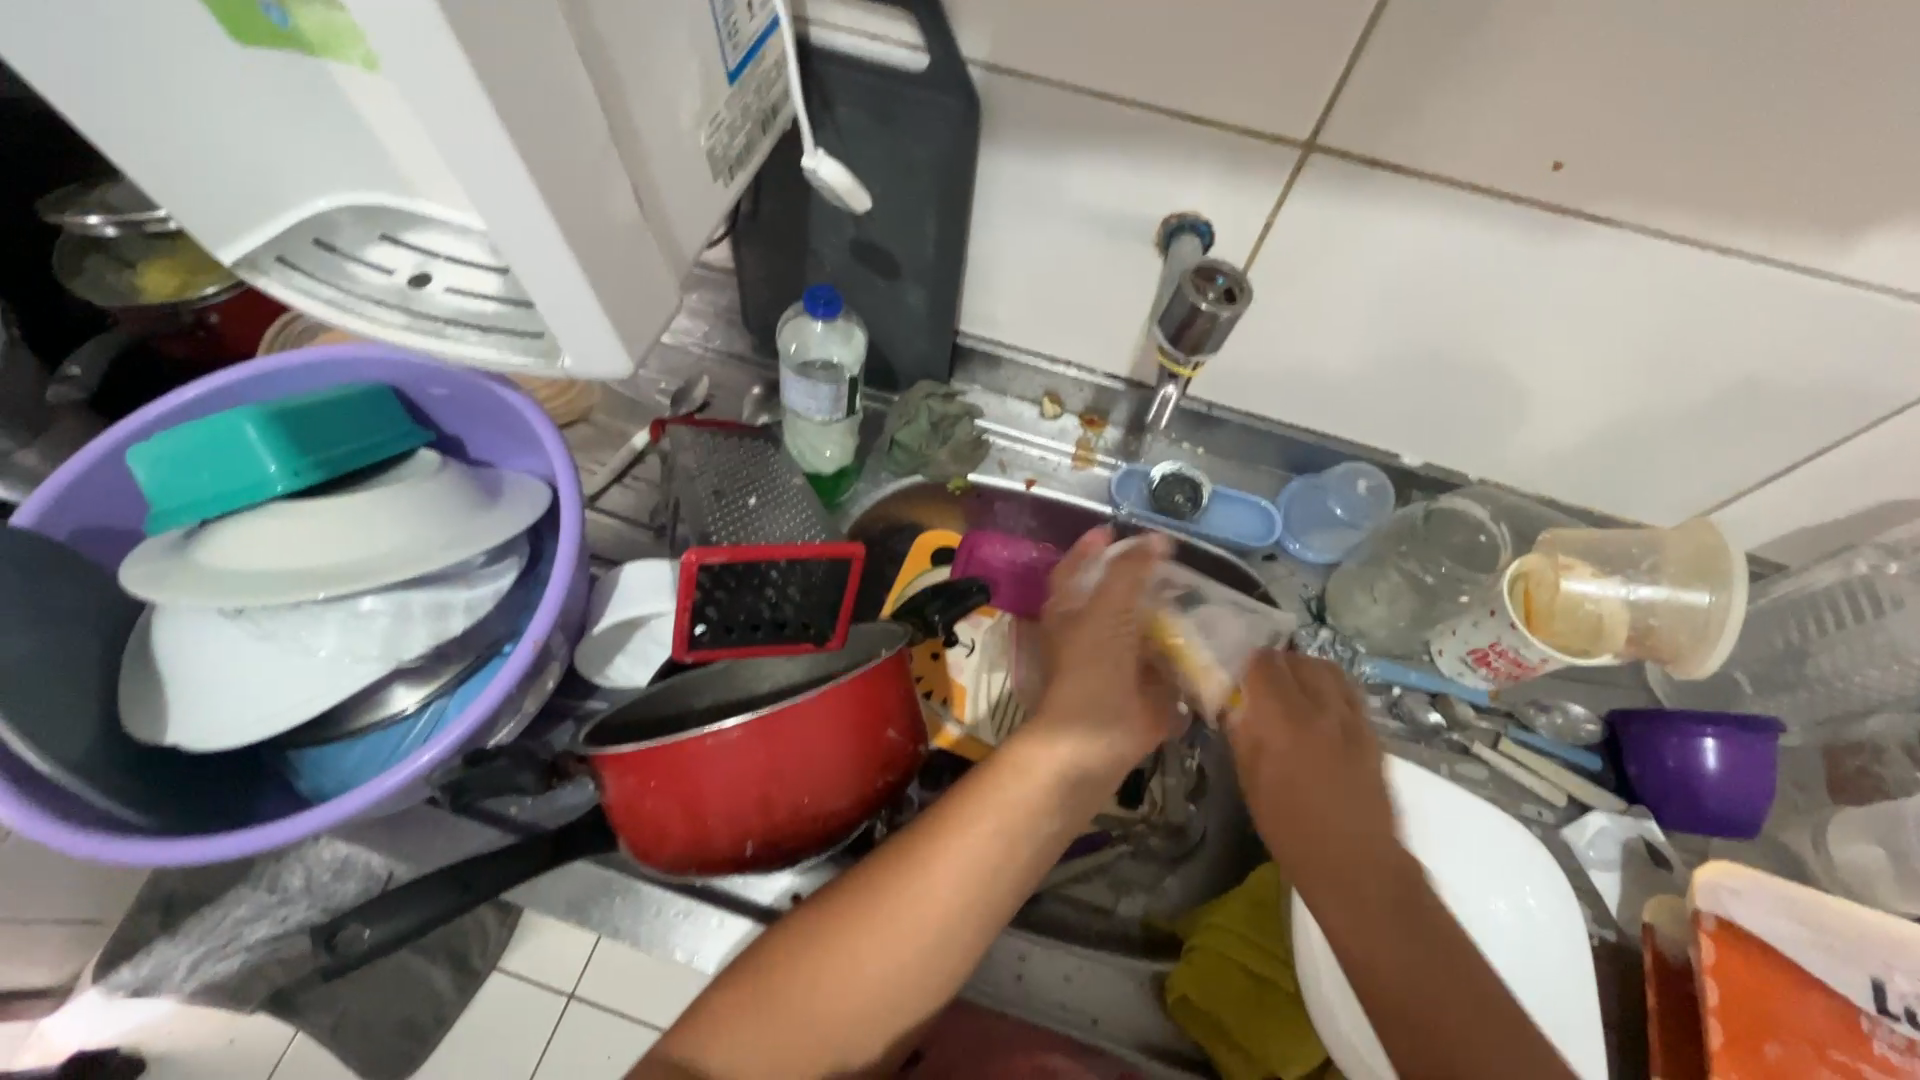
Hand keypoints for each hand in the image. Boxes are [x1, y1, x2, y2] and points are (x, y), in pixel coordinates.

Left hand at [1012, 527, 1186, 791]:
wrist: (1092, 743)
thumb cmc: (1090, 669)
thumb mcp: (1106, 610)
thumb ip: (1129, 573)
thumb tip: (1155, 539)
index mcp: (1069, 613)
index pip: (1076, 570)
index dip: (1092, 549)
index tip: (1118, 530)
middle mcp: (1090, 636)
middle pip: (1116, 601)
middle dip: (1144, 583)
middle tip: (1177, 564)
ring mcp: (1117, 667)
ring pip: (1145, 634)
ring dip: (1170, 620)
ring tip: (1204, 596)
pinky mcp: (1143, 696)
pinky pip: (1168, 670)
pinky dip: (1186, 658)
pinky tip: (1214, 640)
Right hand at [1222, 650, 1401, 897]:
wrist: (1354, 860)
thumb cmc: (1289, 826)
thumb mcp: (1248, 778)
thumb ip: (1241, 733)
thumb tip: (1234, 706)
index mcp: (1283, 719)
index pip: (1264, 663)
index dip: (1246, 664)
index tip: (1236, 678)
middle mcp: (1320, 708)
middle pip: (1296, 659)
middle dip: (1275, 665)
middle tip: (1260, 684)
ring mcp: (1352, 717)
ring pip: (1327, 668)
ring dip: (1305, 670)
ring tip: (1292, 689)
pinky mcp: (1372, 731)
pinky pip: (1349, 690)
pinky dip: (1330, 687)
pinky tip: (1320, 707)